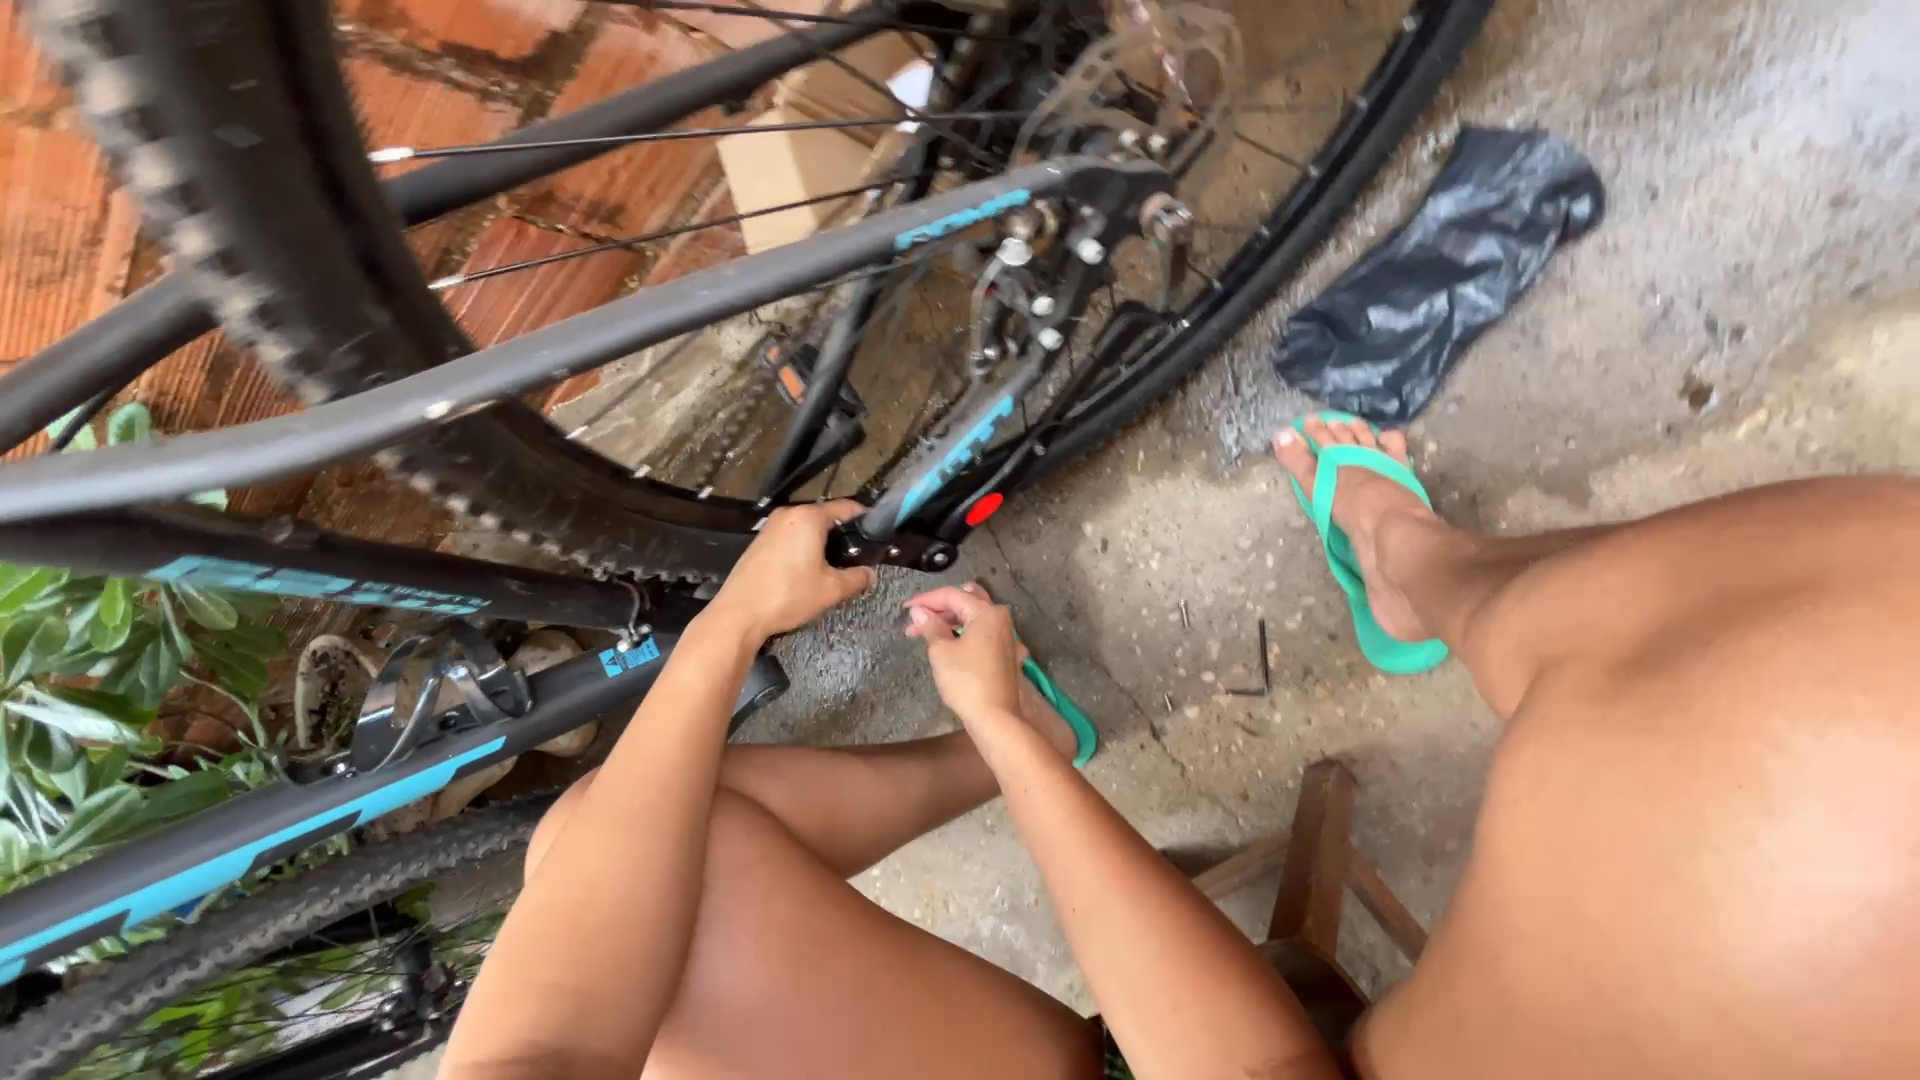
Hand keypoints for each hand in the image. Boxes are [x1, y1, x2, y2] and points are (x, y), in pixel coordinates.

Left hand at [705, 500, 876, 640]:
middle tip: (857, 554)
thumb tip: (870, 574)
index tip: (877, 529)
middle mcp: (789, 515)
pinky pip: (790, 537)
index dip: (864, 516)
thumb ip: (856, 578)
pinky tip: (808, 568)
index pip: (845, 507)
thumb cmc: (788, 595)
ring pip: (806, 527)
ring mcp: (770, 527)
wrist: (739, 614)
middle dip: (843, 532)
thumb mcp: (831, 590)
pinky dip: (803, 546)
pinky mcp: (759, 541)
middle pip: (825, 516)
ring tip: (835, 564)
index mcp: (809, 518)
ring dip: (822, 541)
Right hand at [904, 582, 1023, 723]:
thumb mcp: (941, 651)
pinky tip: (951, 642)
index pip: (952, 596)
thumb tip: (919, 611)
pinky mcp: (1006, 654)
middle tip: (915, 621)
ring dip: (950, 622)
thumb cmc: (966, 681)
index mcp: (987, 612)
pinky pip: (982, 635)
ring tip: (926, 632)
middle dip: (938, 610)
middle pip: (966, 604)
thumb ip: (930, 626)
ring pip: (974, 619)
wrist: (995, 717)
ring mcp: (1007, 637)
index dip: (926, 600)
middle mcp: (1001, 619)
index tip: (905, 608)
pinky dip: (965, 634)